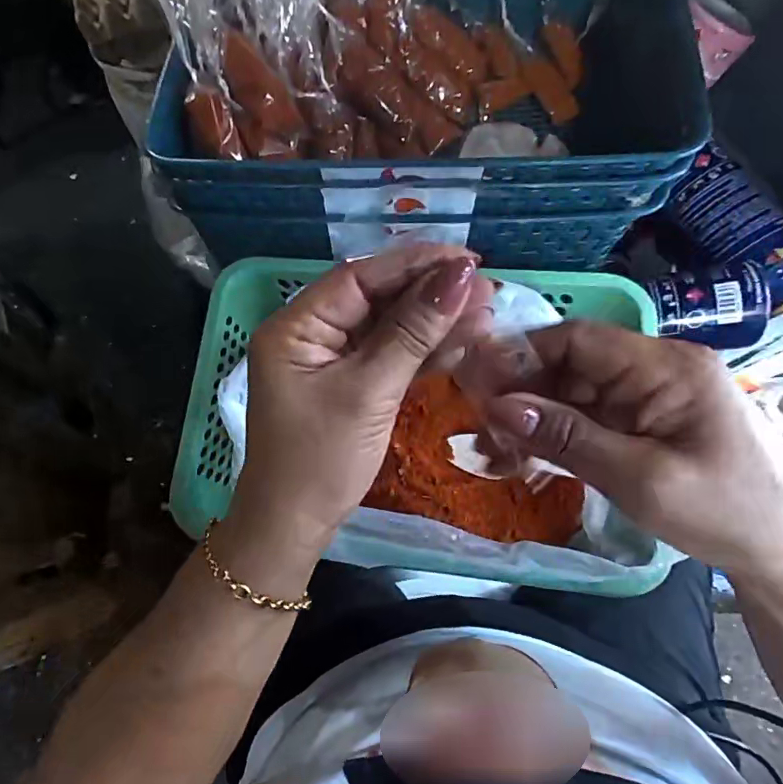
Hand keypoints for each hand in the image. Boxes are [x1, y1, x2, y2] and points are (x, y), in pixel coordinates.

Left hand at [233, 244, 491, 546]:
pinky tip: (462, 341)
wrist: (294, 524)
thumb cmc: (321, 460)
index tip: (468, 259)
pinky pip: (386, 356)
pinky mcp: (346, 385)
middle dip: (430, 292)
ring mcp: (327, 361)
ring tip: (487, 311)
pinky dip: (421, 351)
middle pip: (375, 298)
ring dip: (433, 321)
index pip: (358, 277)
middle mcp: (308, 334)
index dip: (414, 263)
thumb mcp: (368, 392)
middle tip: (487, 288)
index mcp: (295, 327)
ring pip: (386, 328)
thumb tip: (460, 277)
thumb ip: (413, 333)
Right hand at [477, 322, 782, 574]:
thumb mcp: (640, 477)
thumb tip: (497, 406)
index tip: (475, 385)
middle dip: (518, 395)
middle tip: (477, 432)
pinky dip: (548, 440)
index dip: (522, 355)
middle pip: (566, 366)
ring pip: (566, 395)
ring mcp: (643, 399)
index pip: (578, 339)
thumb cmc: (724, 511)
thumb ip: (567, 438)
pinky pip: (580, 422)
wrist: (782, 554)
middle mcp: (651, 371)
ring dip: (527, 422)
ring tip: (489, 454)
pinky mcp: (637, 425)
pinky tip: (516, 462)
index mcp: (665, 366)